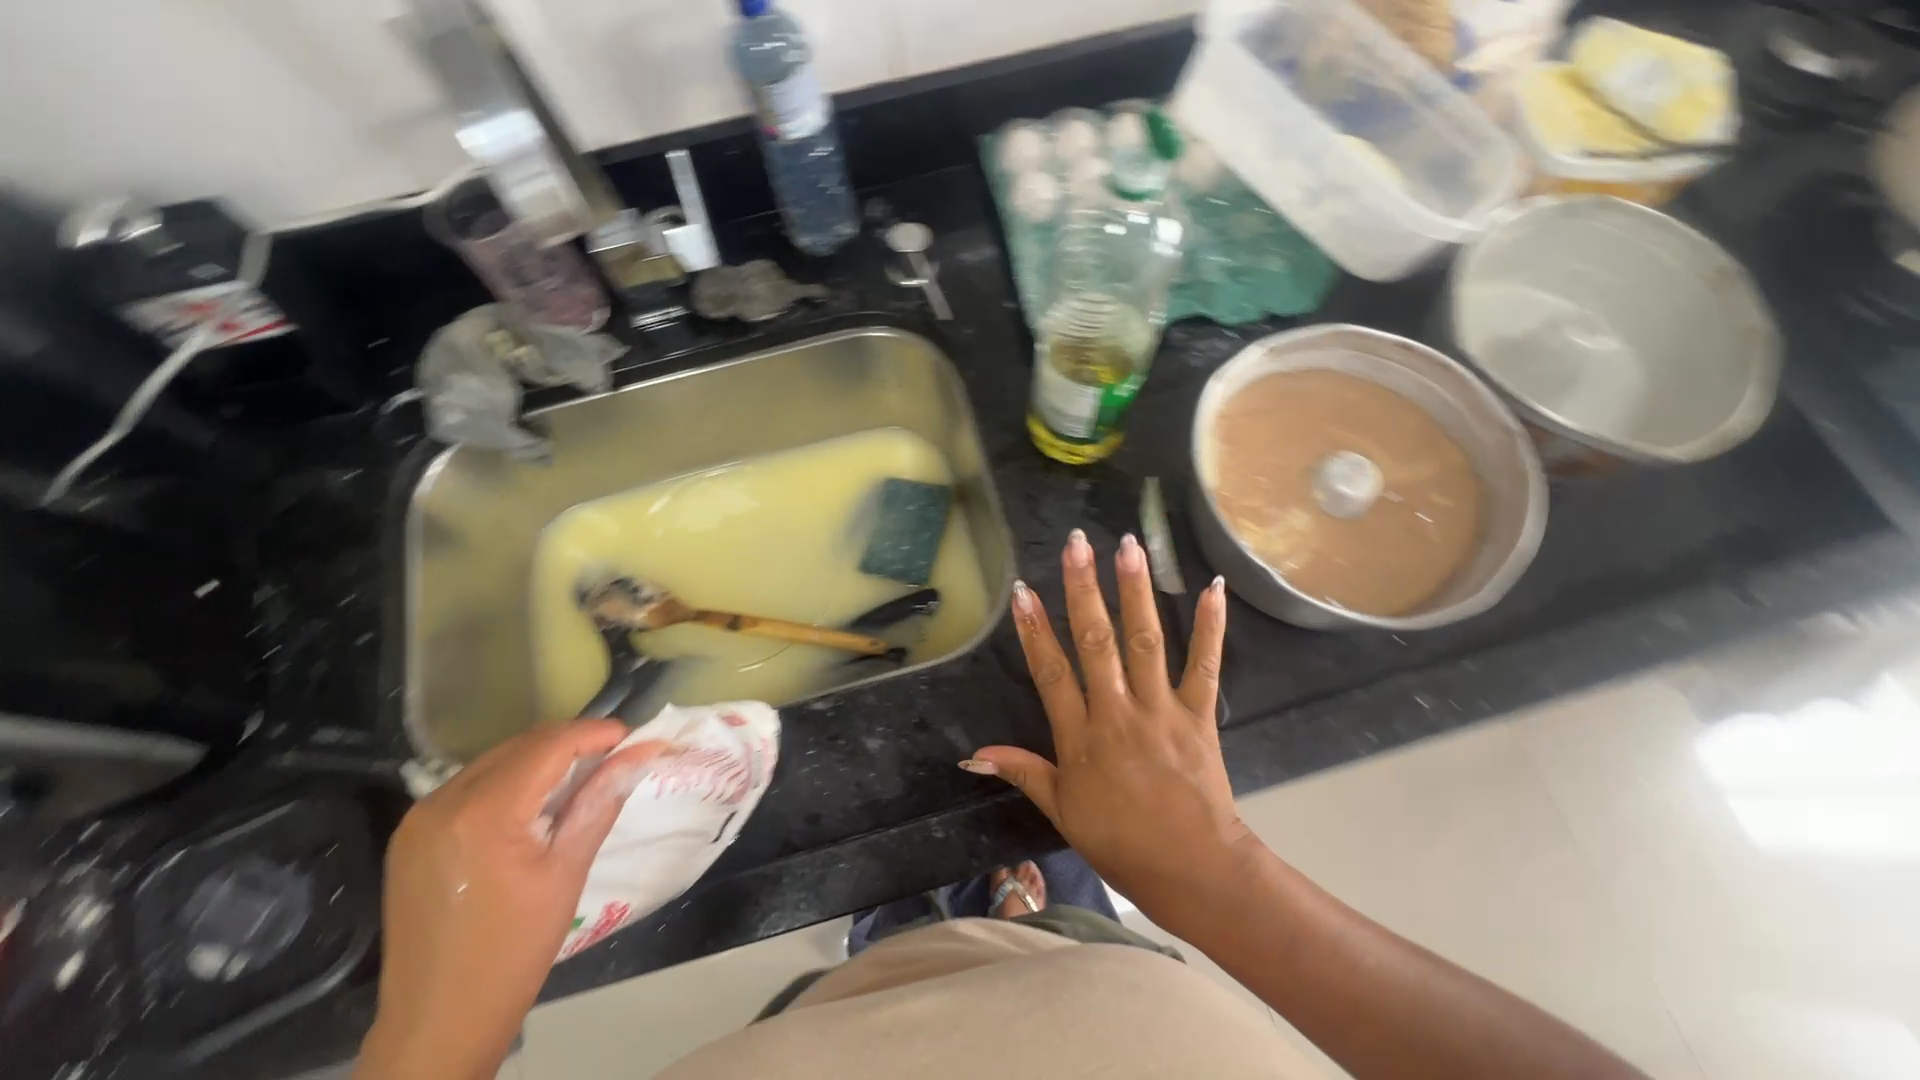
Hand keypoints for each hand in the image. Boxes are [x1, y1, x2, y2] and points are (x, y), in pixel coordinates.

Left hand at [356, 720, 667, 1079]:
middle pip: (520, 747)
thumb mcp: (568, 872)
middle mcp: (442, 801)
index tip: (634, 737)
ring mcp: (419, 817)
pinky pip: (468, 787)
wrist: (438, 1020)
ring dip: (539, 762)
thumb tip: (641, 753)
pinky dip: (508, 784)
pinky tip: (532, 808)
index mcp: (483, 813)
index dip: (595, 733)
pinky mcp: (411, 834)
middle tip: (614, 759)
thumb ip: (601, 801)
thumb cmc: (515, 950)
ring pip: (493, 762)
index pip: (549, 745)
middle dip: (570, 744)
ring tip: (579, 782)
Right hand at [966, 529, 1254, 922]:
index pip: (1051, 673)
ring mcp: (1161, 710)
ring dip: (1135, 592)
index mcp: (1081, 738)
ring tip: (1128, 547)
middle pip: (1096, 643)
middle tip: (1076, 544)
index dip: (1034, 630)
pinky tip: (1212, 587)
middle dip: (1083, 590)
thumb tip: (972, 755)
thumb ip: (1022, 772)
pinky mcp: (1199, 714)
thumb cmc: (1121, 843)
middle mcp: (1118, 713)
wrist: (1192, 867)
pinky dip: (1210, 626)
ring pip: (1145, 642)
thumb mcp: (1062, 811)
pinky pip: (1204, 664)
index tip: (1023, 590)